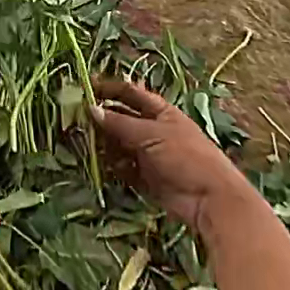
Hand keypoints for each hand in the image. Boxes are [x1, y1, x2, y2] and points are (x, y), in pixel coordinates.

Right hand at [87, 78, 258, 234]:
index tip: (85, 87)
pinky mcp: (147, 177)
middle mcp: (154, 131)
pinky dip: (112, 165)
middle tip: (77, 117)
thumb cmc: (187, 157)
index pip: (130, 93)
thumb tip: (91, 108)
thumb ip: (119, 123)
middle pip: (121, 118)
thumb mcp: (151, 134)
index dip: (109, 88)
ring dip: (104, 143)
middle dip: (101, 117)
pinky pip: (123, 167)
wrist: (213, 202)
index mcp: (161, 113)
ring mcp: (150, 154)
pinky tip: (102, 164)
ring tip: (84, 141)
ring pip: (119, 143)